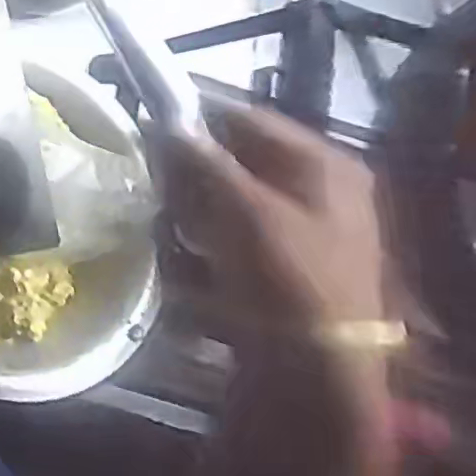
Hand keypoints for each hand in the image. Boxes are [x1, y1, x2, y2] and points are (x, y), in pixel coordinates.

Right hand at [172, 105, 383, 330]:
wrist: (321, 358)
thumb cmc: (288, 274)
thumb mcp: (245, 212)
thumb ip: (208, 162)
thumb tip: (170, 123)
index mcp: (321, 161)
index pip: (249, 118)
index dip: (201, 117)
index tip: (154, 123)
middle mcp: (321, 178)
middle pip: (245, 149)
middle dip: (198, 157)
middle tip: (158, 168)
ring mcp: (310, 212)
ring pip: (240, 180)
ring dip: (202, 186)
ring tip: (171, 200)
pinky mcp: (293, 242)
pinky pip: (245, 210)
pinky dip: (216, 212)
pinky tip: (192, 228)